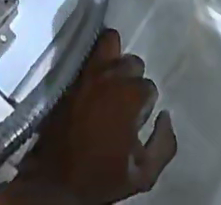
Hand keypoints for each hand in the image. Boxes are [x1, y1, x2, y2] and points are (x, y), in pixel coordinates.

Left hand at [7, 29, 175, 204]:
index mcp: (131, 96)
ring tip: (112, 78)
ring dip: (115, 57)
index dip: (145, 105)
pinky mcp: (72, 74)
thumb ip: (164, 144)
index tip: (136, 120)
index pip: (149, 87)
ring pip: (110, 41)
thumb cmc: (101, 176)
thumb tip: (165, 116)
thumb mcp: (144, 174)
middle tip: (124, 101)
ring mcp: (89, 71)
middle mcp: (112, 75)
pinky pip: (88, 51)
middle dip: (133, 79)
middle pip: (133, 62)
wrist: (55, 180)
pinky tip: (97, 74)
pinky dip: (96, 56)